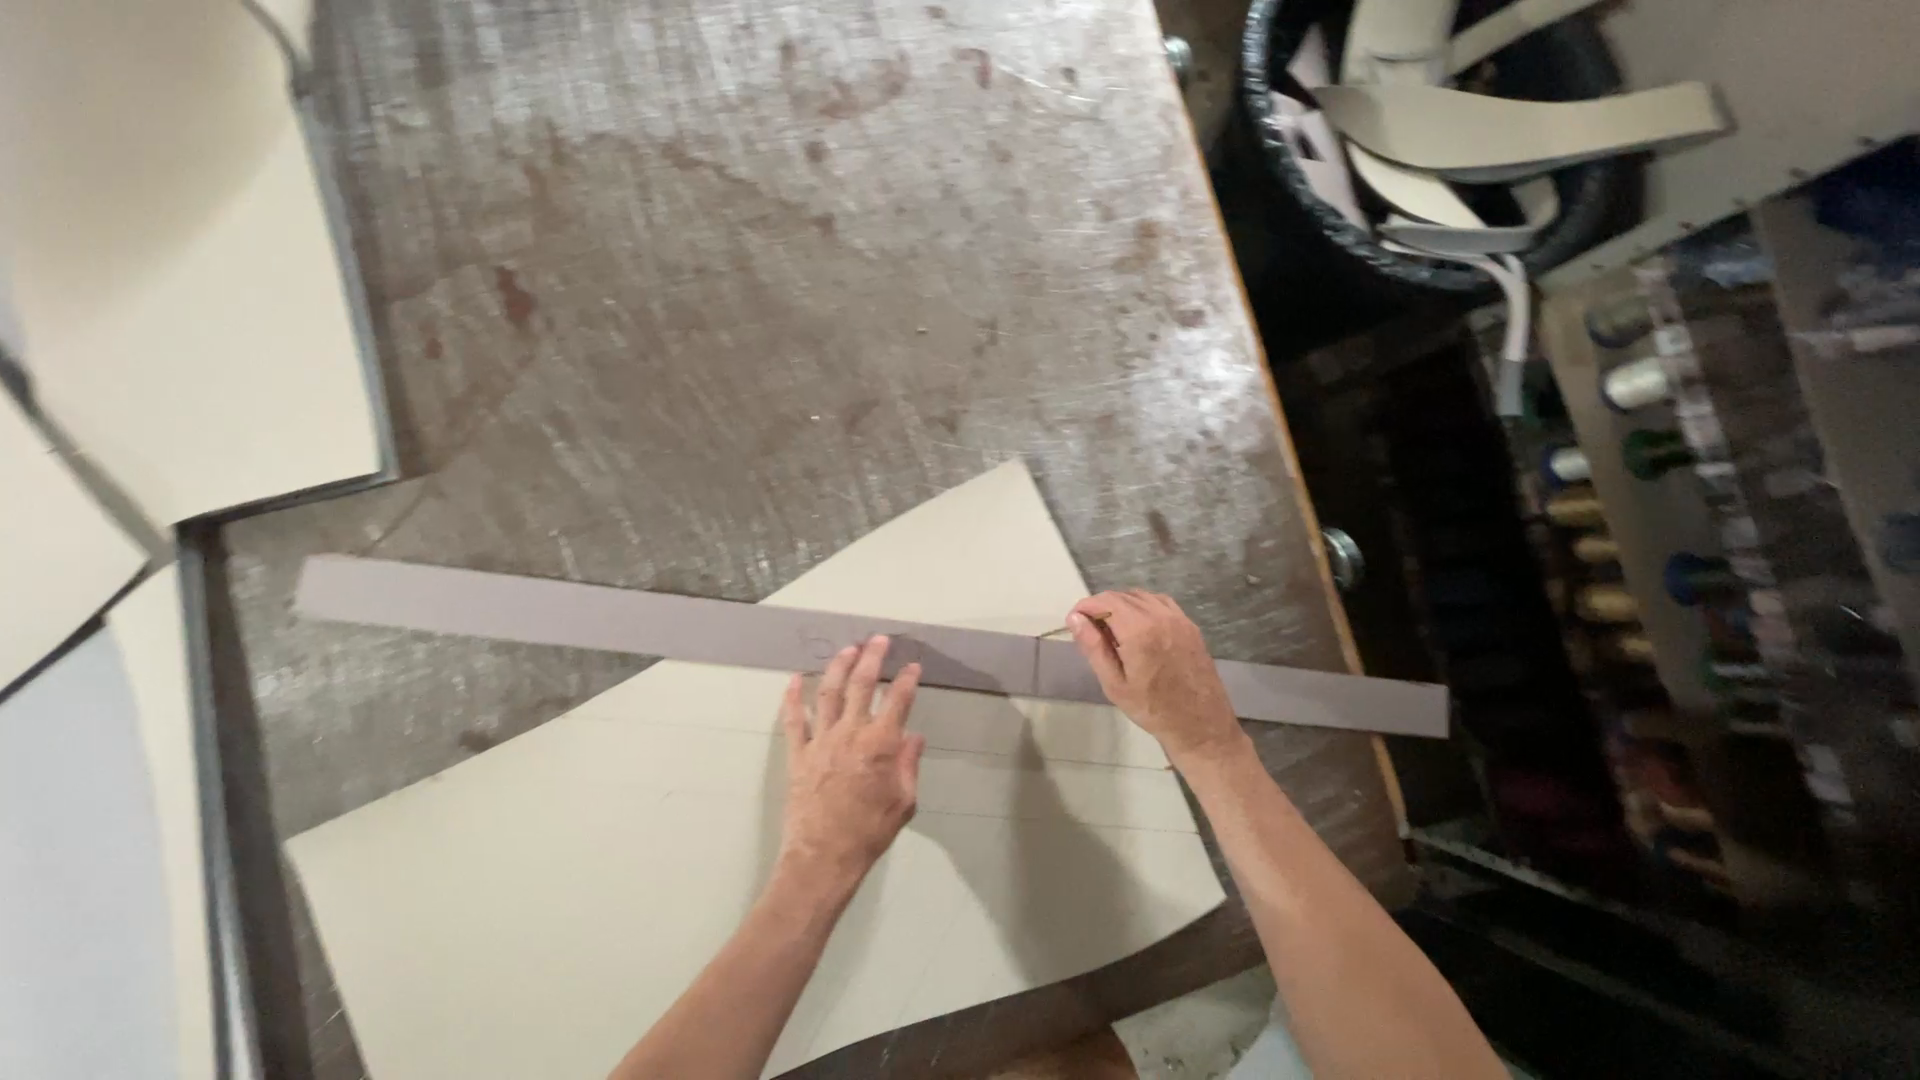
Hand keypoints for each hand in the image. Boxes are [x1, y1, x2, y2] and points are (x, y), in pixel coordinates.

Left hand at [777, 635, 926, 894]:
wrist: (823, 856)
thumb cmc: (870, 832)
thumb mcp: (904, 802)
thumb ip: (908, 765)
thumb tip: (914, 737)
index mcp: (881, 745)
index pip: (898, 701)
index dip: (908, 680)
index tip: (914, 666)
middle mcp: (850, 734)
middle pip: (862, 684)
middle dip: (873, 658)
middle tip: (879, 640)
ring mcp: (821, 741)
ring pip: (829, 693)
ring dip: (838, 667)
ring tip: (847, 649)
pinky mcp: (798, 754)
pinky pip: (794, 720)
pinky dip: (792, 698)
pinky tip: (794, 679)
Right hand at [1067, 590, 1244, 763]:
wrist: (1199, 723)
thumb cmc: (1151, 708)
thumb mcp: (1114, 683)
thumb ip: (1093, 647)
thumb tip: (1074, 618)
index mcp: (1139, 630)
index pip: (1104, 601)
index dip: (1084, 607)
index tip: (1074, 623)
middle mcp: (1160, 616)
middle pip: (1121, 596)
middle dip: (1101, 607)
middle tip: (1091, 631)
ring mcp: (1178, 618)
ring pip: (1141, 596)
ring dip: (1121, 605)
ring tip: (1113, 631)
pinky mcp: (1189, 625)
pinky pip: (1160, 603)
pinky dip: (1143, 607)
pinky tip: (1138, 627)